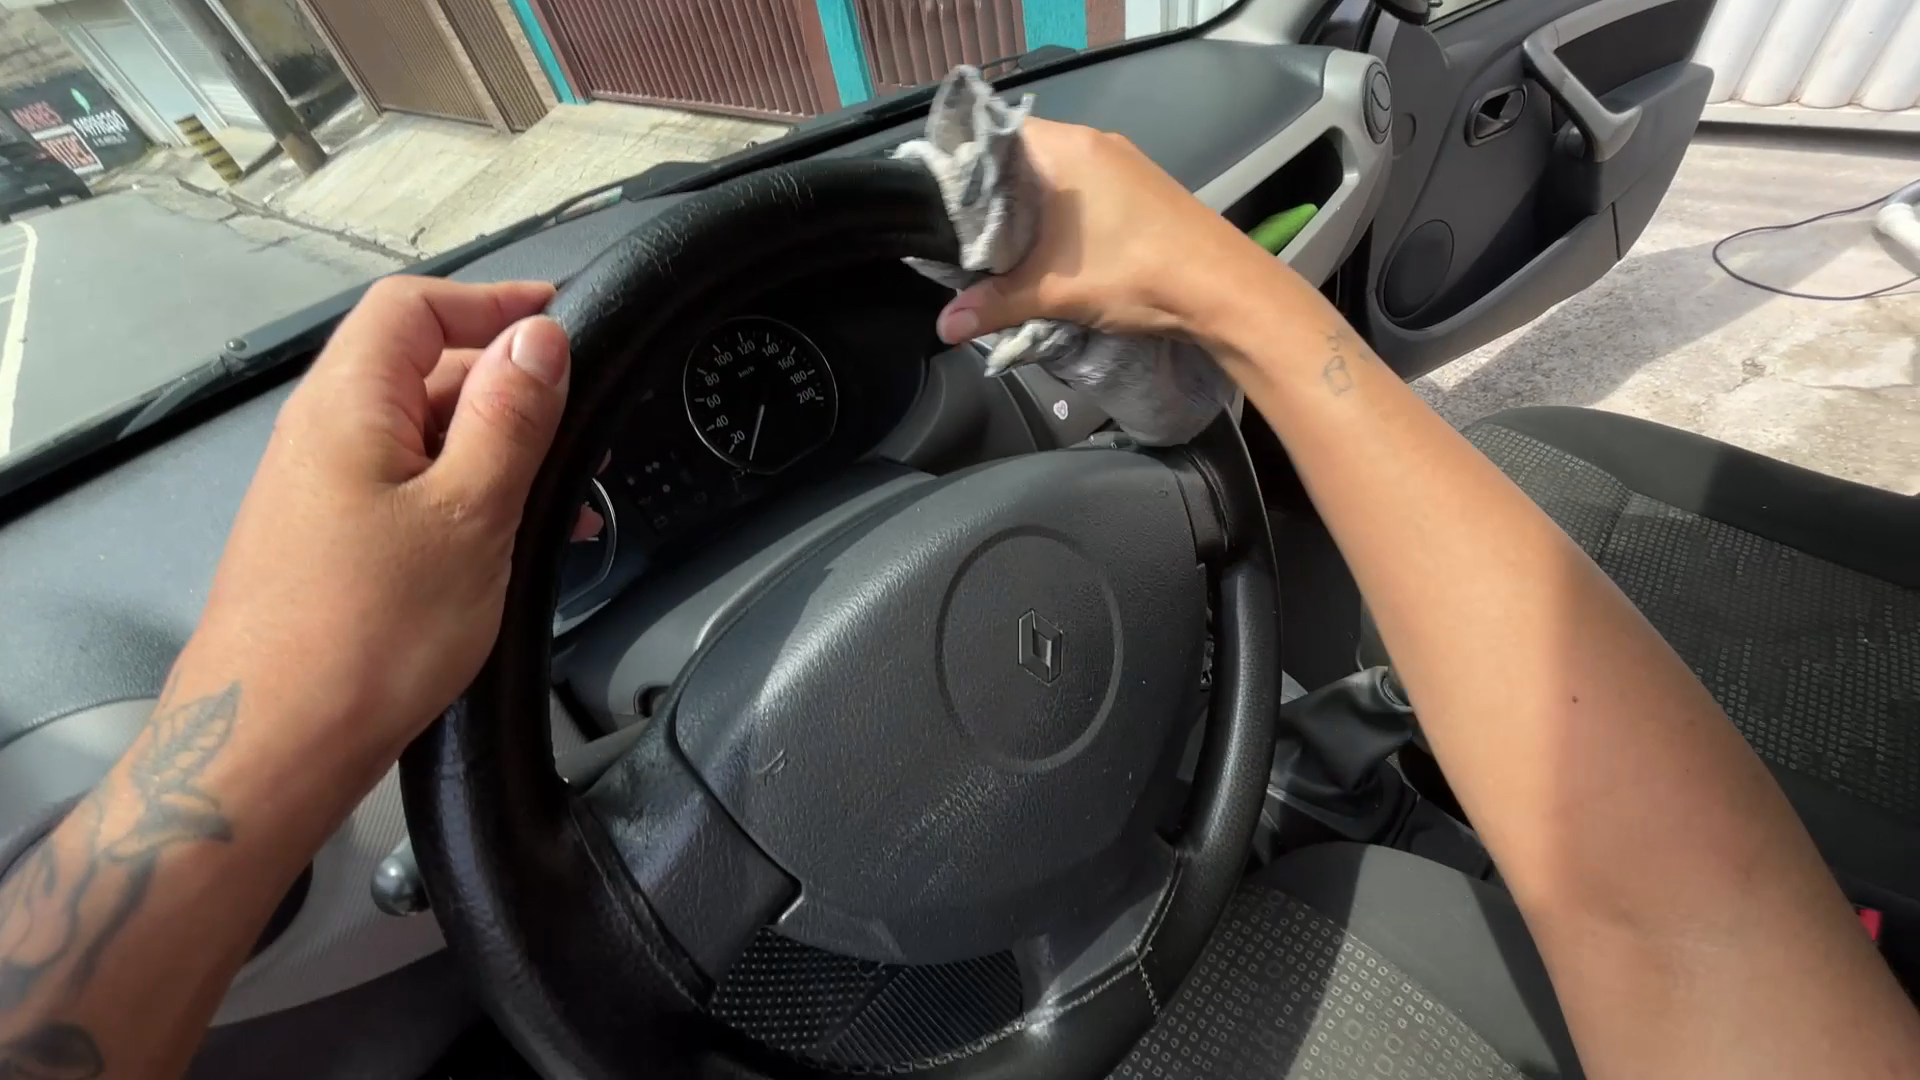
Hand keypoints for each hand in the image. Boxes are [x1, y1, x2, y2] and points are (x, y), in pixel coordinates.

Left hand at [192, 276, 570, 758]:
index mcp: (351, 407)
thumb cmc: (379, 623)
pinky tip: (538, 531)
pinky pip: (431, 484)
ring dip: (514, 448)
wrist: (285, 742)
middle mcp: (336, 433)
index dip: (492, 301)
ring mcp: (342, 487)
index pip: (414, 309)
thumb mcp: (469, 511)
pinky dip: (489, 490)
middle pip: (432, 370)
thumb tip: (543, 337)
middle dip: (519, 387)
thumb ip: (511, 418)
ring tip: (578, 494)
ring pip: (440, 434)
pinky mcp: (355, 534)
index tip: (566, 321)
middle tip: (590, 426)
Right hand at [934, 118, 1284, 349]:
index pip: (994, 140)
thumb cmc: (1133, 273)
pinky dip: (1059, 220)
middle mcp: (1093, 144)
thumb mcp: (1054, 292)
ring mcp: (1121, 165)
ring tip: (1004, 252)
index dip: (964, 172)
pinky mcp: (1139, 191)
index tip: (943, 209)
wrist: (1219, 289)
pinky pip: (1082, 195)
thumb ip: (994, 307)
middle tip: (967, 240)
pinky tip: (1052, 252)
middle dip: (994, 202)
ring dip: (1029, 214)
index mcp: (1066, 148)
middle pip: (1022, 162)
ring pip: (1053, 181)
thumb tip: (945, 327)